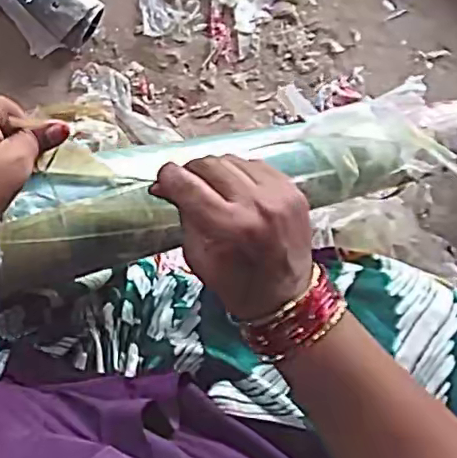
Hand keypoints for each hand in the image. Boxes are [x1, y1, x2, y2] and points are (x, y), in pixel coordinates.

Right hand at [151, 156, 312, 319]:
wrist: (287, 297)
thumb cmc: (237, 284)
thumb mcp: (199, 257)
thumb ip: (184, 216)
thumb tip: (167, 185)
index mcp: (230, 226)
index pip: (188, 184)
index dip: (168, 177)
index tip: (163, 179)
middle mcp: (257, 204)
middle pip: (209, 164)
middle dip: (190, 172)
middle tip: (186, 184)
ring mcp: (279, 194)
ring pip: (232, 160)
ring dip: (216, 170)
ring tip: (213, 187)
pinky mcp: (293, 189)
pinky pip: (256, 165)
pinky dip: (241, 173)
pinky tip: (237, 188)